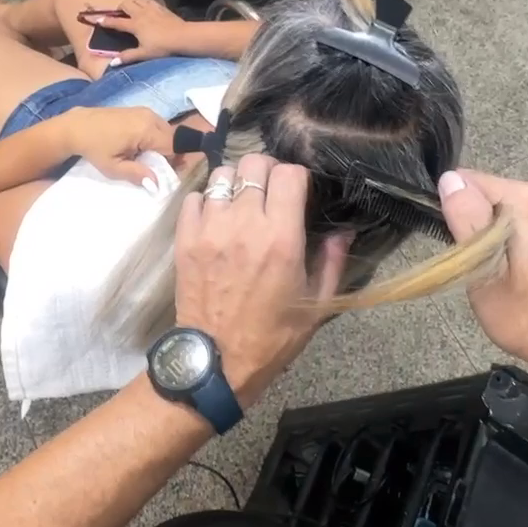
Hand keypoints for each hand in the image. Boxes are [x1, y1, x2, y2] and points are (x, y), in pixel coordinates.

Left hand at [64, 107, 175, 187]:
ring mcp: (144, 111)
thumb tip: (157, 184)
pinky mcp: (138, 110)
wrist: (76, 127)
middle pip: (171, 137)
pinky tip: (139, 146)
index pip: (173, 145)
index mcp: (145, 129)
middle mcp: (149, 116)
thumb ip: (137, 175)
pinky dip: (153, 136)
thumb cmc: (94, 147)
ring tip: (146, 157)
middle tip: (155, 167)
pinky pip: (155, 125)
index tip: (164, 172)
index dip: (173, 161)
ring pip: (164, 130)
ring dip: (160, 144)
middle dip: (168, 153)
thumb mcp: (113, 167)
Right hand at [84, 0, 187, 64]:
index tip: (97, 20)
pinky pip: (149, 1)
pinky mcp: (161, 8)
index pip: (116, 22)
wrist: (183, 36)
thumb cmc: (162, 47)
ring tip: (132, 11)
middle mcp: (141, 13)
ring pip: (136, 0)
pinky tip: (147, 9)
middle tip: (118, 14)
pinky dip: (144, 4)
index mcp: (135, 25)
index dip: (105, 21)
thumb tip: (113, 63)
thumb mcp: (144, 54)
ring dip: (131, 4)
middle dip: (119, 8)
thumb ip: (128, 56)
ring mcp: (152, 9)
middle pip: (125, 4)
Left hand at [173, 154, 351, 406]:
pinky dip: (208, 199)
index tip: (299, 191)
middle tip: (271, 191)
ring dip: (236, 182)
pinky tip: (217, 217)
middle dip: (267, 170)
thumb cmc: (271, 337)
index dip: (297, 176)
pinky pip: (195, 197)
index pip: (289, 173)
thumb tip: (342, 231)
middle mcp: (244, 223)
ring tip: (242, 202)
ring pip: (222, 174)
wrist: (215, 363)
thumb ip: (332, 262)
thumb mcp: (315, 305)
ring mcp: (210, 228)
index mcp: (281, 237)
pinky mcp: (185, 238)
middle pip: (254, 163)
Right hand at [437, 170, 527, 380]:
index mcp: (526, 201)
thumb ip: (467, 221)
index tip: (470, 249)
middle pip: (503, 193)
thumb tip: (452, 179)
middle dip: (491, 220)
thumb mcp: (482, 276)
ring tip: (525, 267)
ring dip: (519, 226)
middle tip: (495, 265)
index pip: (472, 182)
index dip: (462, 213)